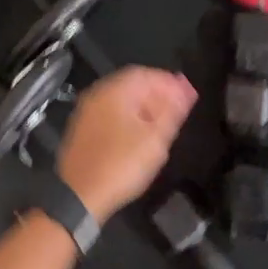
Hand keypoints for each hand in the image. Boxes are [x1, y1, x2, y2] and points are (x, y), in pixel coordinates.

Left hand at [56, 67, 195, 222]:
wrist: (80, 195)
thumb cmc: (120, 164)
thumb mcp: (154, 139)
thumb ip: (171, 112)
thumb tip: (184, 91)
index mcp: (114, 91)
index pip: (144, 74)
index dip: (168, 81)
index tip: (187, 93)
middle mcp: (97, 95)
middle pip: (131, 85)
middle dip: (157, 93)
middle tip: (178, 107)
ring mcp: (86, 112)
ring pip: (120, 100)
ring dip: (143, 106)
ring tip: (163, 121)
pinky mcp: (82, 130)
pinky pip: (110, 114)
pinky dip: (129, 117)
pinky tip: (140, 133)